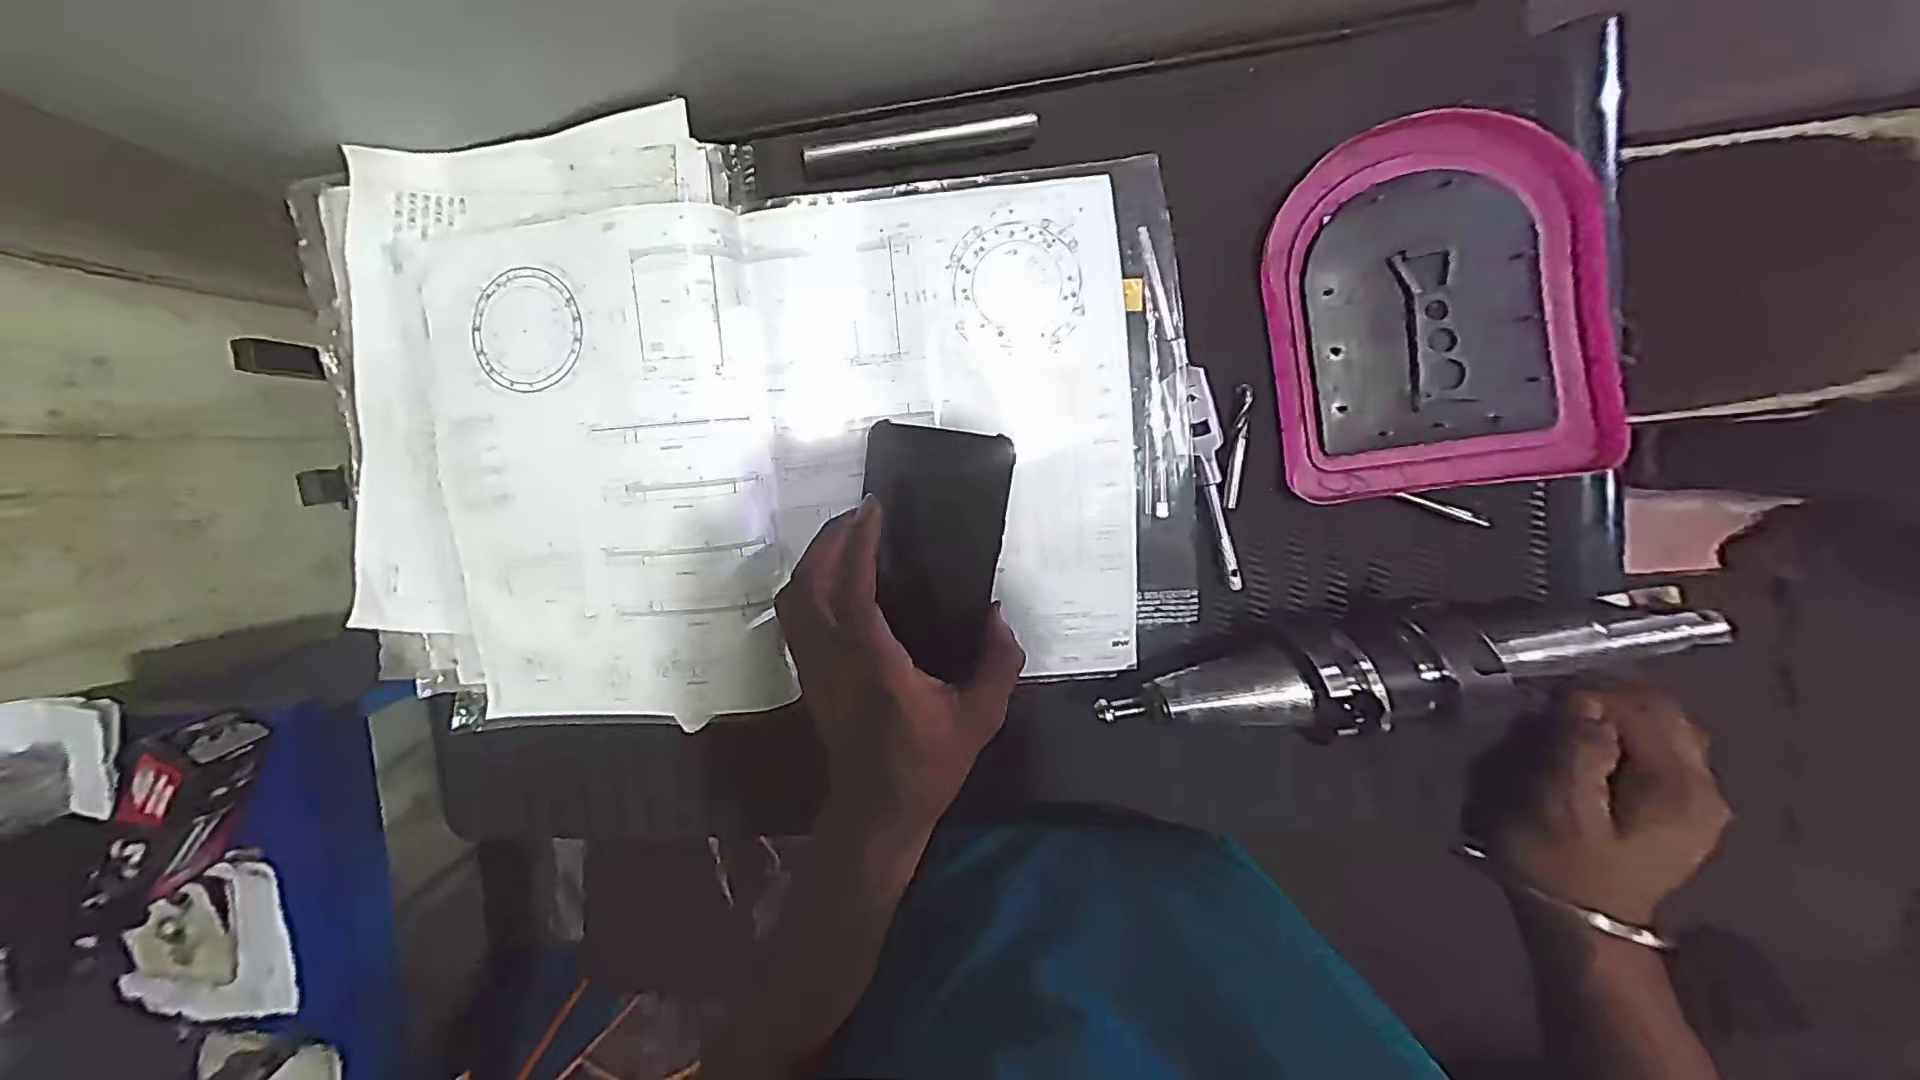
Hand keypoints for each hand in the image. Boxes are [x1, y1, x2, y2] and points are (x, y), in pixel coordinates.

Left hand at [776, 496, 1025, 830]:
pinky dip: (806, 585)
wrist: (876, 812)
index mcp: (875, 664)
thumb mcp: (979, 719)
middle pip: (810, 584)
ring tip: (845, 538)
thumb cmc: (924, 767)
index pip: (853, 591)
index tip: (873, 511)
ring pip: (793, 599)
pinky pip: (792, 617)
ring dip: (814, 559)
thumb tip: (997, 618)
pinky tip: (831, 579)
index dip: (858, 544)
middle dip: (831, 539)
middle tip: (861, 514)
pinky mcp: (808, 676)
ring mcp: (814, 667)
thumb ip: (998, 664)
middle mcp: (834, 659)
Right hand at [1464, 681, 1731, 922]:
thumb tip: (1583, 704)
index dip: (1590, 692)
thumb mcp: (1557, 809)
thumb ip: (1577, 752)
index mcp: (1677, 789)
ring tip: (1566, 712)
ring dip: (1616, 710)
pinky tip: (1590, 737)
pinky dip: (1625, 730)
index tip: (1539, 695)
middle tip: (1550, 697)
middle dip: (1606, 695)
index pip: (1643, 709)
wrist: (1581, 921)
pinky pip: (1661, 747)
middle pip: (1665, 712)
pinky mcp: (1682, 806)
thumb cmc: (1559, 864)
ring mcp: (1700, 800)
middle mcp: (1705, 789)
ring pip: (1667, 726)